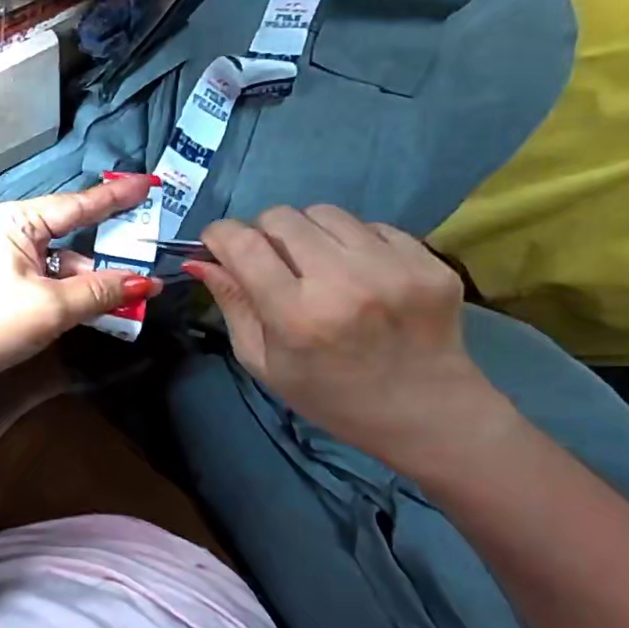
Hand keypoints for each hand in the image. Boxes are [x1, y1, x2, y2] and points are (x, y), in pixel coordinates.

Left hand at [0, 176, 163, 396]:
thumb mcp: (53, 307)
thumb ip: (103, 291)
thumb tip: (146, 282)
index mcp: (14, 220)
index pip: (76, 203)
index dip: (116, 196)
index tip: (148, 184)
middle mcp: (6, 228)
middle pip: (69, 231)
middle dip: (106, 246)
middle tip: (145, 245)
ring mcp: (0, 253)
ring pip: (59, 258)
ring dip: (89, 276)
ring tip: (126, 295)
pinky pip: (45, 274)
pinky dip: (69, 288)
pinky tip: (92, 304)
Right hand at [184, 204, 506, 466]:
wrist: (427, 414)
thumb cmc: (330, 395)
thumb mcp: (264, 362)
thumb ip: (232, 305)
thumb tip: (201, 259)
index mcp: (298, 316)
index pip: (244, 244)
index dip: (221, 235)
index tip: (218, 243)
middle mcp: (344, 282)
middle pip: (281, 217)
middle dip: (263, 232)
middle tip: (271, 260)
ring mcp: (392, 267)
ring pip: (325, 212)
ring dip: (308, 232)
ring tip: (317, 264)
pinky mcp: (427, 261)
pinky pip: (370, 225)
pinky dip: (353, 242)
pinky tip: (359, 273)